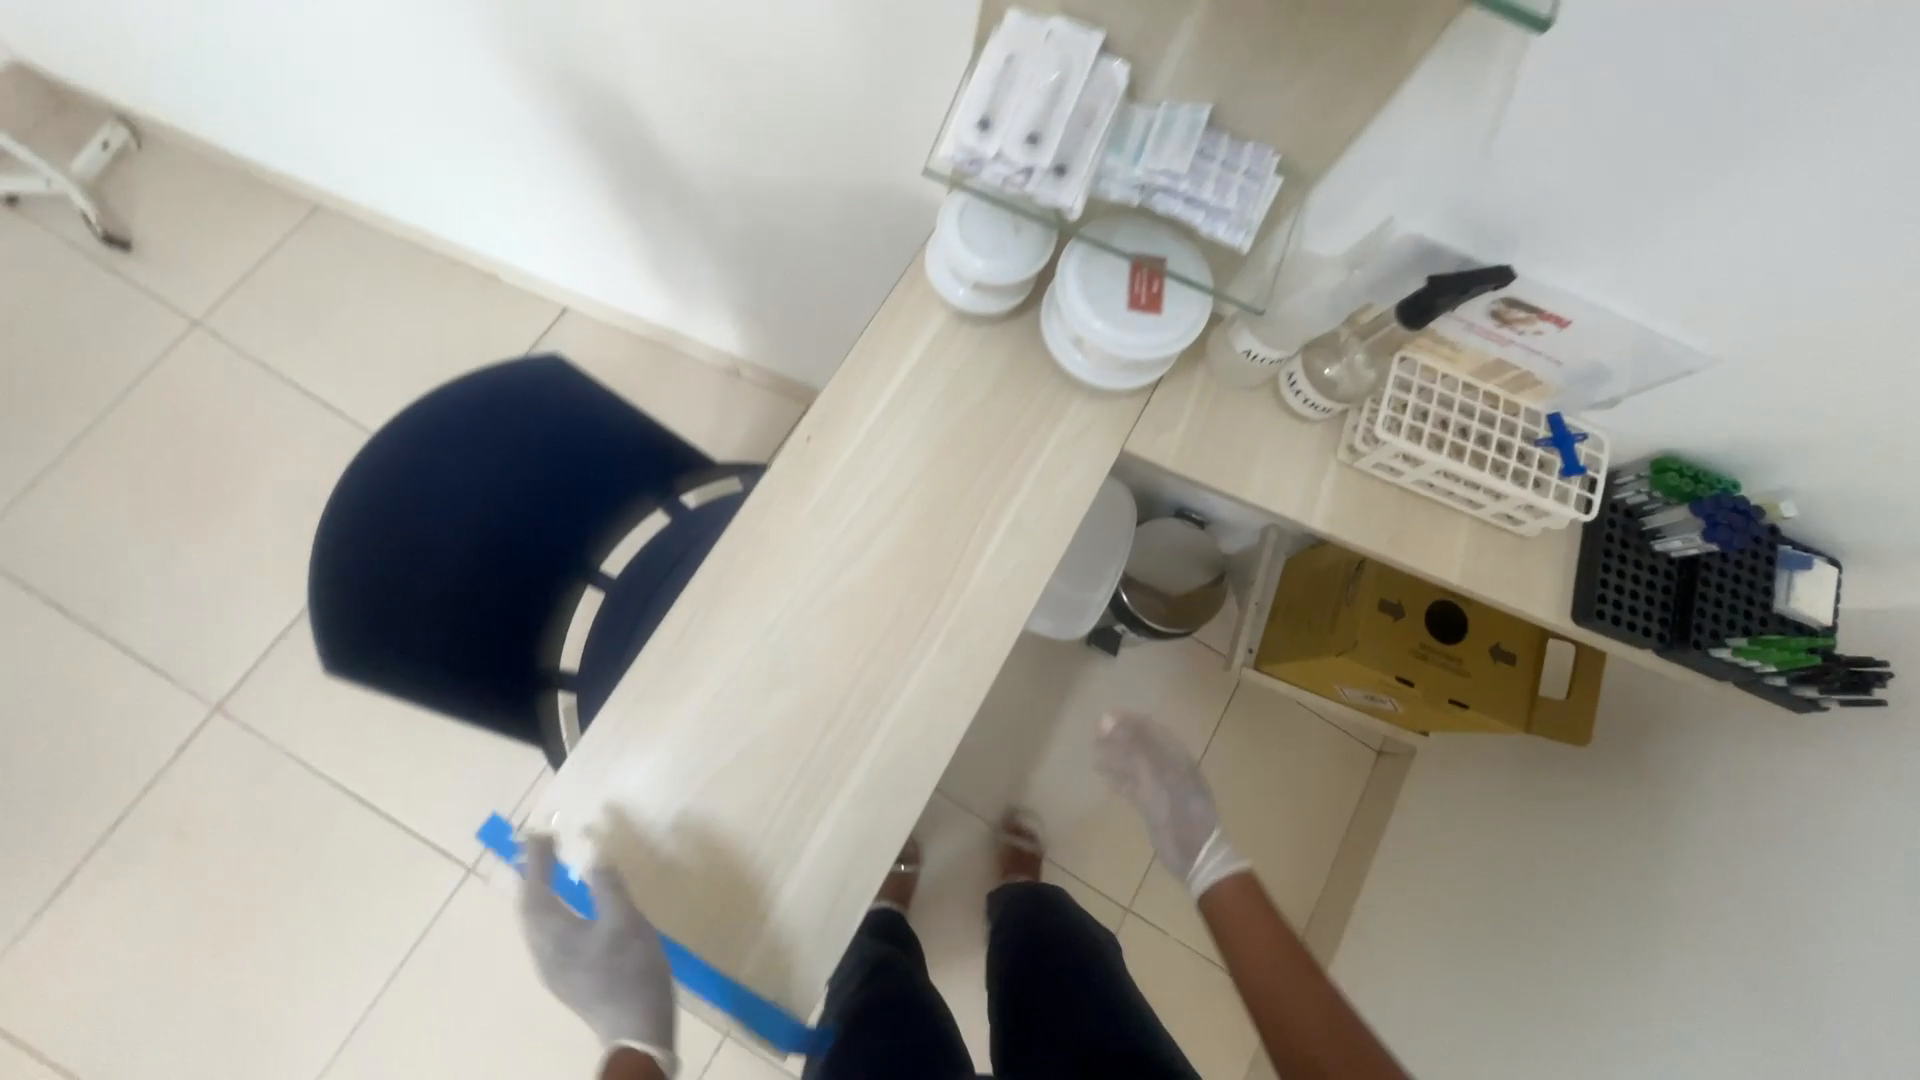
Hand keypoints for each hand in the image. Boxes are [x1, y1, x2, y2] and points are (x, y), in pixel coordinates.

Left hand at [519, 834, 677, 1075]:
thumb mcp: (626, 920)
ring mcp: (552, 967)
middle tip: (541, 844)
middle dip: (533, 873)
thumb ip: (608, 887)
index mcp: (555, 934)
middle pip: (529, 907)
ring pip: (536, 922)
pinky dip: (550, 909)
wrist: (635, 1026)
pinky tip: (566, 907)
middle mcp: (544, 950)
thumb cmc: (631, 969)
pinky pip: (547, 932)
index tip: (539, 831)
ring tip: (548, 869)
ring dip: (540, 891)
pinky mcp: (565, 976)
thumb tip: (595, 858)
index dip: (537, 860)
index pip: (537, 889)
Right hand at [1094, 711, 1249, 896]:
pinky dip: (1120, 781)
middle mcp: (1170, 769)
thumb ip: (1134, 750)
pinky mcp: (1154, 806)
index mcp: (1177, 758)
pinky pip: (1134, 787)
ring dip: (1116, 760)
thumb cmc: (1181, 813)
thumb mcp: (1158, 777)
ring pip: (1136, 767)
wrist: (1197, 856)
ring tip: (1094, 755)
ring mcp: (1162, 788)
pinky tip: (1106, 780)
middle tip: (1095, 735)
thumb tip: (1108, 720)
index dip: (1130, 722)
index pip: (1152, 730)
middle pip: (1141, 747)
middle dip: (1119, 740)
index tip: (1106, 717)